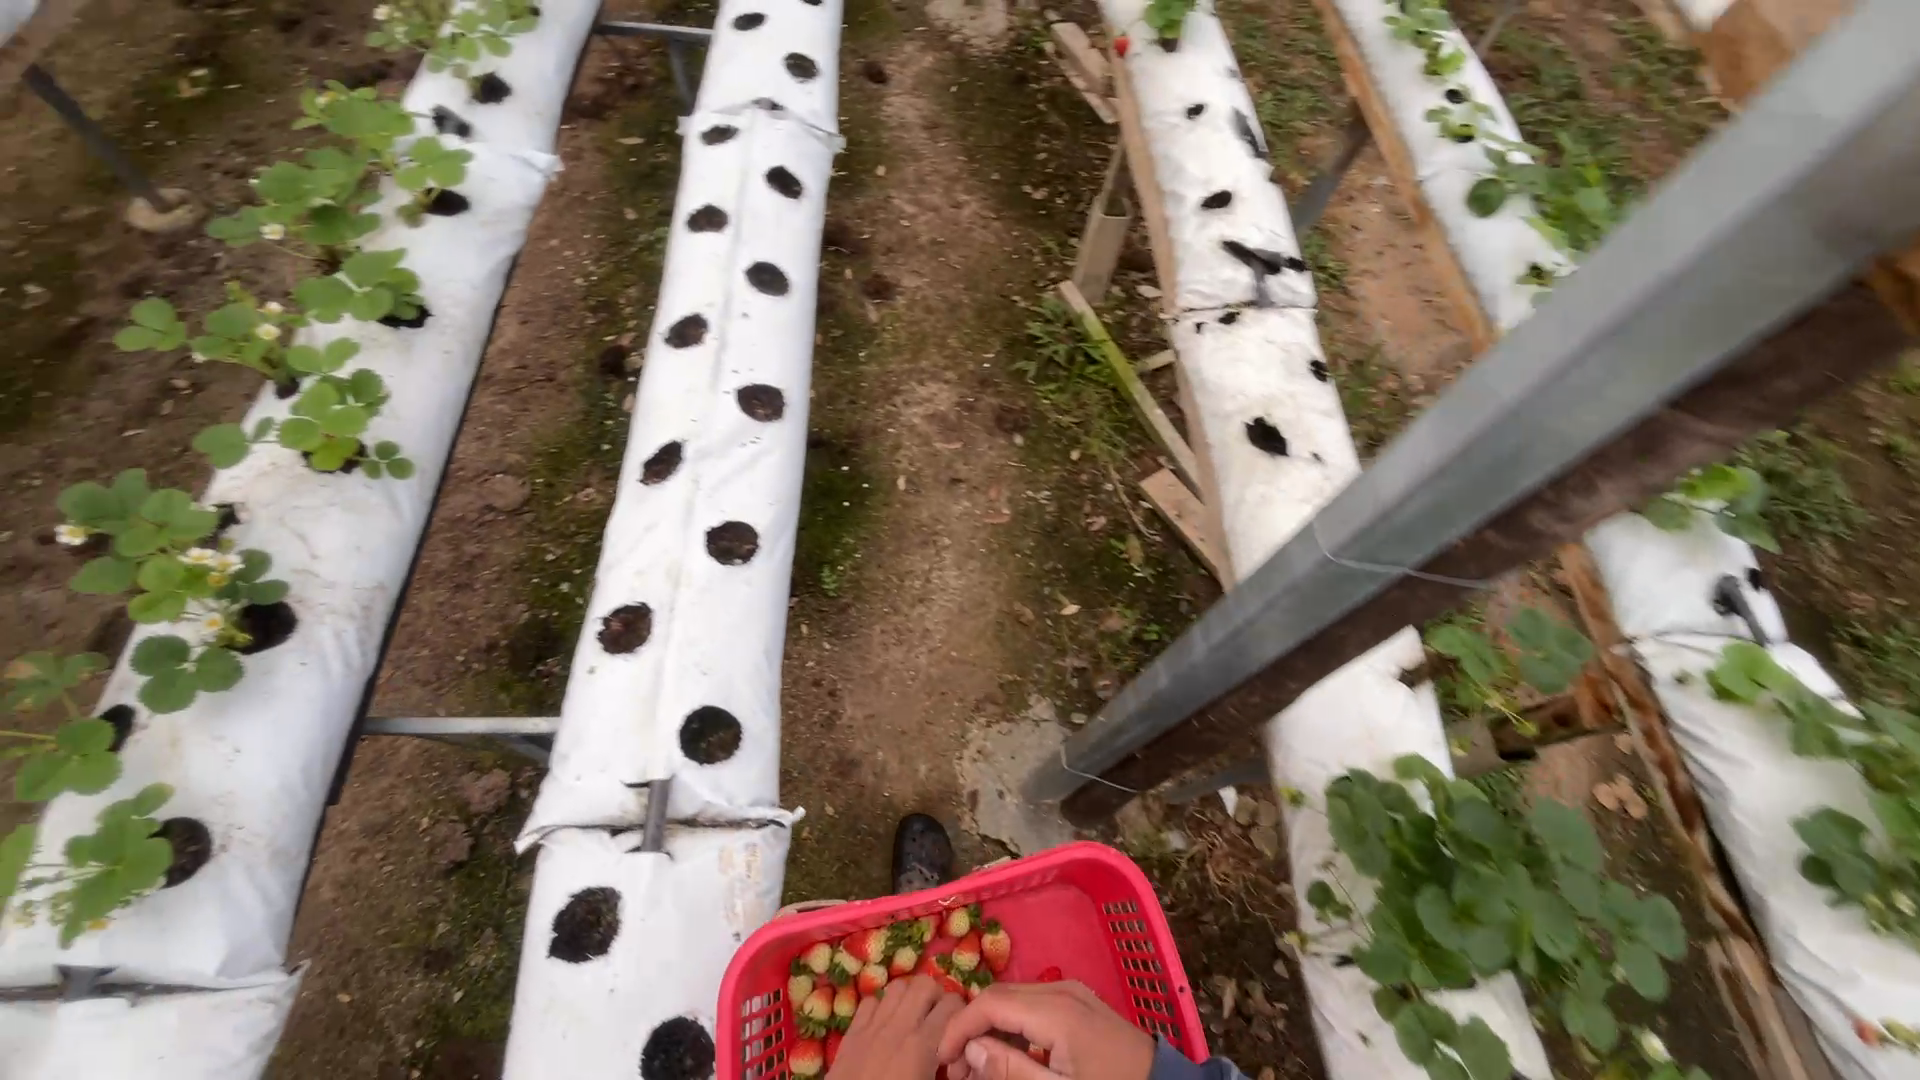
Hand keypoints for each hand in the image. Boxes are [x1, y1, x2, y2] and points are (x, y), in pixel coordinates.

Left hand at [829, 975, 964, 1079]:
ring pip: (897, 986)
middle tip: (938, 1019)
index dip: (960, 1011)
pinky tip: (885, 1024)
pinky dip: (881, 1006)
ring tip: (913, 1017)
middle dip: (936, 996)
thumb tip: (958, 1058)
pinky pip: (870, 1001)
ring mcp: (872, 1026)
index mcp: (922, 1045)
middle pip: (924, 984)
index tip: (960, 1027)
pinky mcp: (852, 1033)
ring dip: (909, 996)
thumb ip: (943, 1070)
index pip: (951, 1003)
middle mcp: (899, 1026)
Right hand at [938, 981, 1154, 1079]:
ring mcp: (1072, 992)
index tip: (940, 1061)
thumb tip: (971, 1048)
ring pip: (1015, 998)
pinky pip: (1034, 1004)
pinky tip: (1009, 1053)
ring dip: (991, 1026)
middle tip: (957, 1071)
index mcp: (1055, 1008)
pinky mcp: (1080, 1002)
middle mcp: (1060, 988)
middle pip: (1000, 996)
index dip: (959, 1027)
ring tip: (978, 1066)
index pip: (990, 1003)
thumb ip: (1011, 1069)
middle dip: (972, 1028)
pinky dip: (1013, 1024)